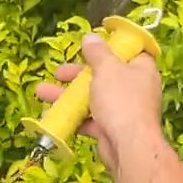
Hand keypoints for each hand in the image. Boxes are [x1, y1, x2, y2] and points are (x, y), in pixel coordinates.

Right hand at [35, 32, 166, 171]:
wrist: (128, 145)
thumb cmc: (121, 100)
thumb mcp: (106, 68)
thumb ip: (97, 52)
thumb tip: (91, 36)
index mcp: (140, 68)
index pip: (128, 52)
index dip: (109, 48)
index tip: (89, 48)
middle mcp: (134, 88)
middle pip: (103, 75)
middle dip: (76, 75)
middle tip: (58, 73)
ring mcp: (123, 110)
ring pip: (92, 98)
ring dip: (67, 96)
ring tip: (42, 94)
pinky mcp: (112, 128)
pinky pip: (89, 119)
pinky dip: (73, 117)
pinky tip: (54, 116)